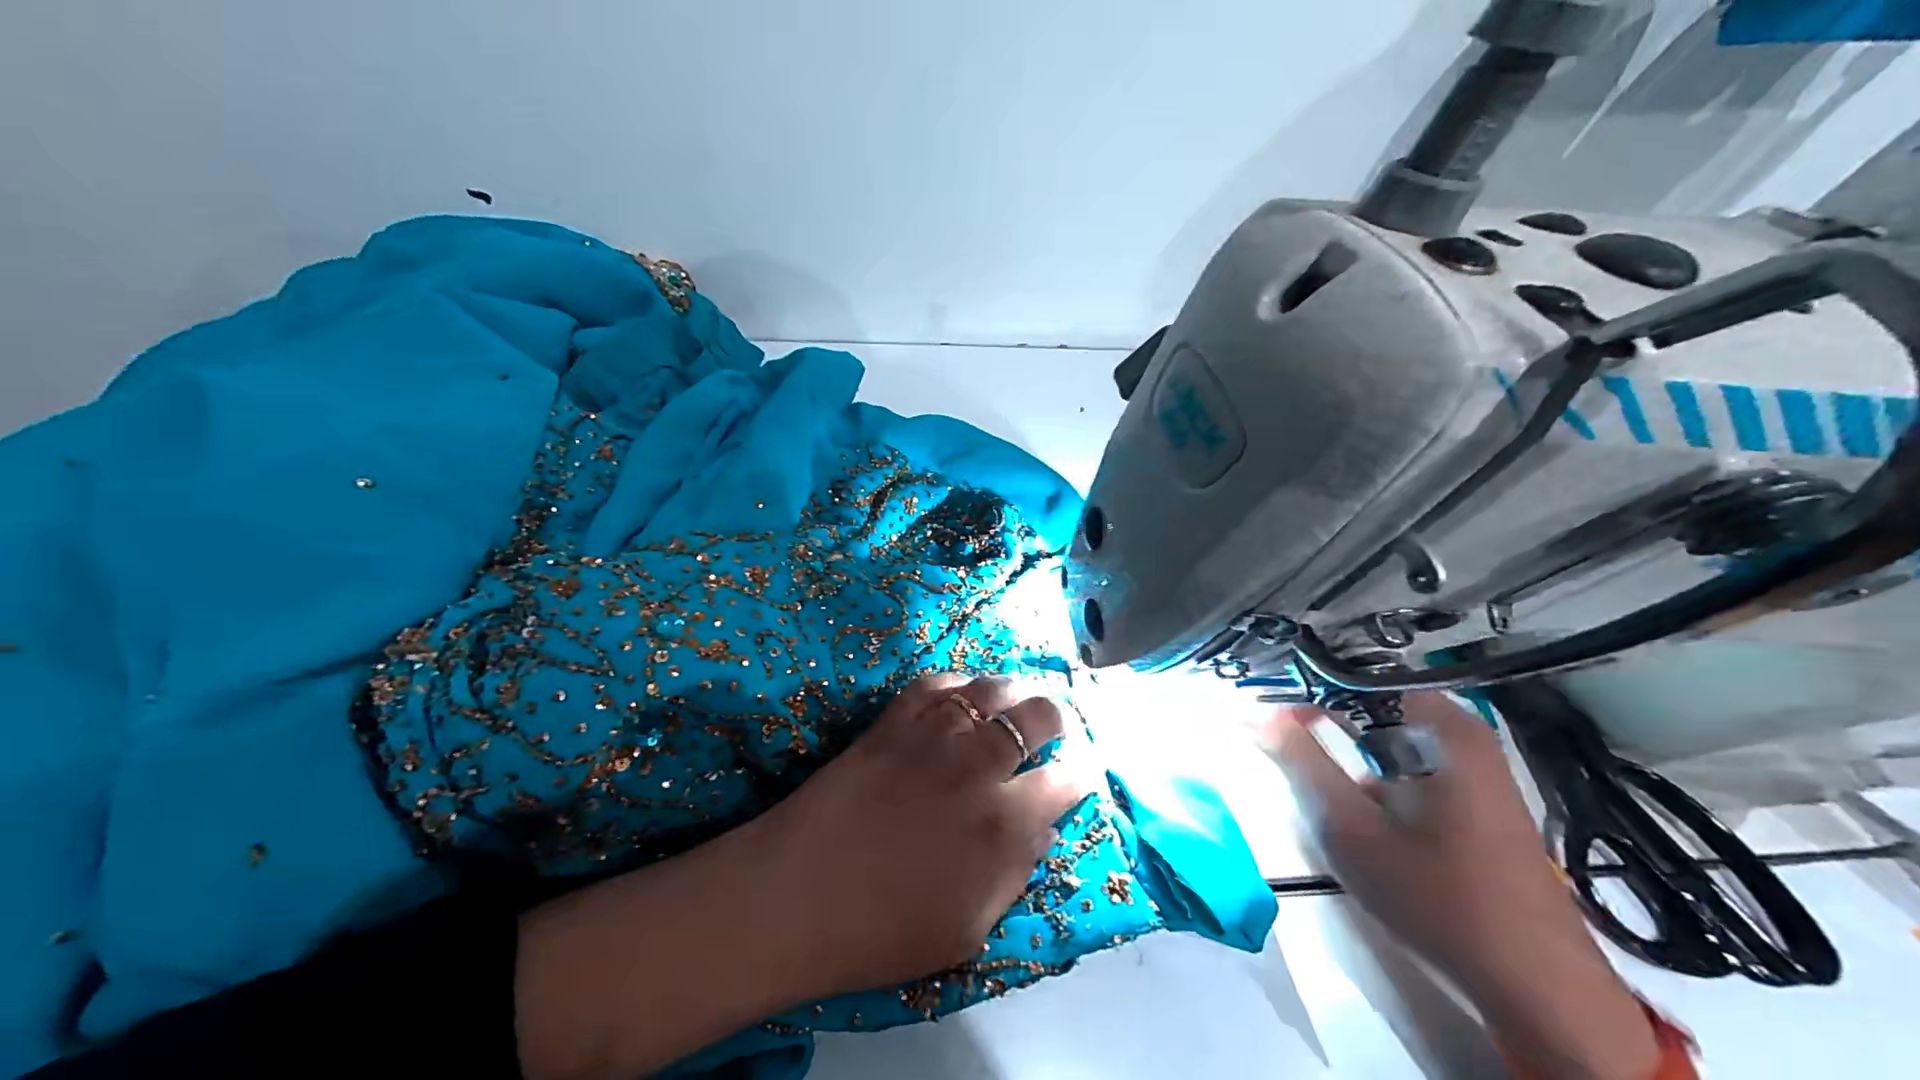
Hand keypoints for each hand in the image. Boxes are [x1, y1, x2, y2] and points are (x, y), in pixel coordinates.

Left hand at [516, 673, 1092, 1079]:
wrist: (794, 896)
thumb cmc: (883, 930)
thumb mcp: (970, 928)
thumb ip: (1015, 870)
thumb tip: (1039, 825)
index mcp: (1007, 822)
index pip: (1067, 780)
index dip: (1078, 775)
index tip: (1076, 776)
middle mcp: (980, 765)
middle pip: (1039, 715)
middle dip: (1055, 720)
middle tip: (1050, 729)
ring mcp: (934, 734)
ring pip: (992, 688)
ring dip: (1012, 692)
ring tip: (1013, 702)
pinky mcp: (892, 720)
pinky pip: (937, 683)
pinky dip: (958, 684)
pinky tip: (960, 696)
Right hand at [1262, 693, 1659, 1079]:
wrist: (1536, 988)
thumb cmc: (1440, 898)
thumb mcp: (1352, 828)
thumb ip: (1302, 763)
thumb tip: (1258, 716)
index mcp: (1447, 728)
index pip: (1358, 679)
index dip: (1307, 690)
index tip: (1270, 711)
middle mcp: (1468, 738)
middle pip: (1373, 710)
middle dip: (1326, 724)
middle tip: (1285, 745)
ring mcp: (1480, 772)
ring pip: (1391, 741)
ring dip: (1349, 753)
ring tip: (1317, 780)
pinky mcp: (1480, 804)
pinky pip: (1411, 768)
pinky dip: (1377, 776)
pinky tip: (1362, 813)